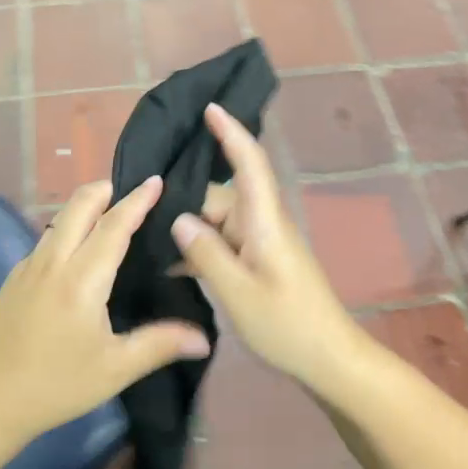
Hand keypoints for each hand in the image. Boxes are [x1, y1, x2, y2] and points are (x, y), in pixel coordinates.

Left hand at [0, 177, 212, 445]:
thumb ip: (160, 345)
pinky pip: (46, 238)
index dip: (137, 200)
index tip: (156, 180)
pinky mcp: (15, 276)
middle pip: (80, 204)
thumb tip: (205, 339)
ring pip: (60, 218)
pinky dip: (68, 228)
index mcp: (82, 279)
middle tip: (134, 192)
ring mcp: (29, 265)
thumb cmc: (56, 386)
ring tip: (110, 215)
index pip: (114, 225)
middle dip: (107, 190)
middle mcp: (53, 261)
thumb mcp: (114, 370)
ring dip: (86, 206)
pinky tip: (79, 252)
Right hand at [172, 105, 367, 388]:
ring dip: (188, 233)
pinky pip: (222, 244)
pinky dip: (199, 251)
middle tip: (138, 215)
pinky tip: (169, 268)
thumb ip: (206, 255)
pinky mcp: (258, 262)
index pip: (249, 163)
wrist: (329, 361)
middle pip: (218, 197)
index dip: (231, 132)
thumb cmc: (288, 324)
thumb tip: (178, 220)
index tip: (210, 108)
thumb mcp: (239, 294)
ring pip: (215, 222)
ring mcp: (260, 243)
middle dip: (183, 202)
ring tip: (144, 244)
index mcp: (263, 221)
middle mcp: (261, 223)